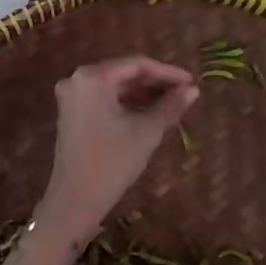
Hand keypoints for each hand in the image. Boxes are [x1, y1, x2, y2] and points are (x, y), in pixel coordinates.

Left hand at [37, 56, 198, 231]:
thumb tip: (193, 90)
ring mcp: (73, 97)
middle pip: (125, 73)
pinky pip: (105, 99)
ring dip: (143, 94)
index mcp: (93, 77)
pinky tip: (150, 114)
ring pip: (116, 87)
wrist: (75, 200)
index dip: (167, 72)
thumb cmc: (112, 163)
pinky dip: (127, 104)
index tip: (192, 82)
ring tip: (173, 105)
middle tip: (185, 94)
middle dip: (156, 83)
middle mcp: (78, 79)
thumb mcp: (146, 132)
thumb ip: (170, 106)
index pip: (137, 64)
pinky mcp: (72, 113)